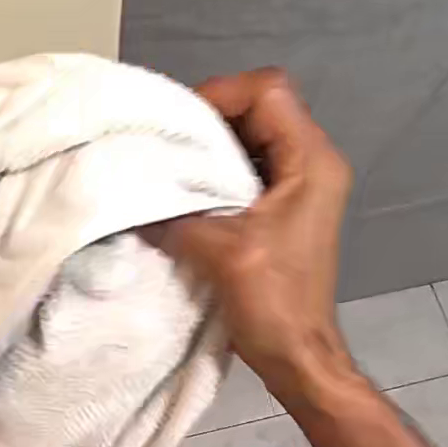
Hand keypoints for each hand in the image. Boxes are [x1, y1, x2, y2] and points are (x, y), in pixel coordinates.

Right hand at [153, 68, 354, 384]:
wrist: (298, 355)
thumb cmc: (274, 305)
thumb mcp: (223, 254)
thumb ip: (179, 217)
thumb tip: (135, 200)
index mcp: (310, 163)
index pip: (268, 91)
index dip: (220, 95)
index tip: (178, 126)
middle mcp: (312, 165)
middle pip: (260, 109)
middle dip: (210, 121)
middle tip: (166, 143)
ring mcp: (300, 188)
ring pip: (252, 140)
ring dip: (211, 150)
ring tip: (171, 167)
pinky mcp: (284, 211)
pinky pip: (248, 172)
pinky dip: (217, 176)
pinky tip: (187, 194)